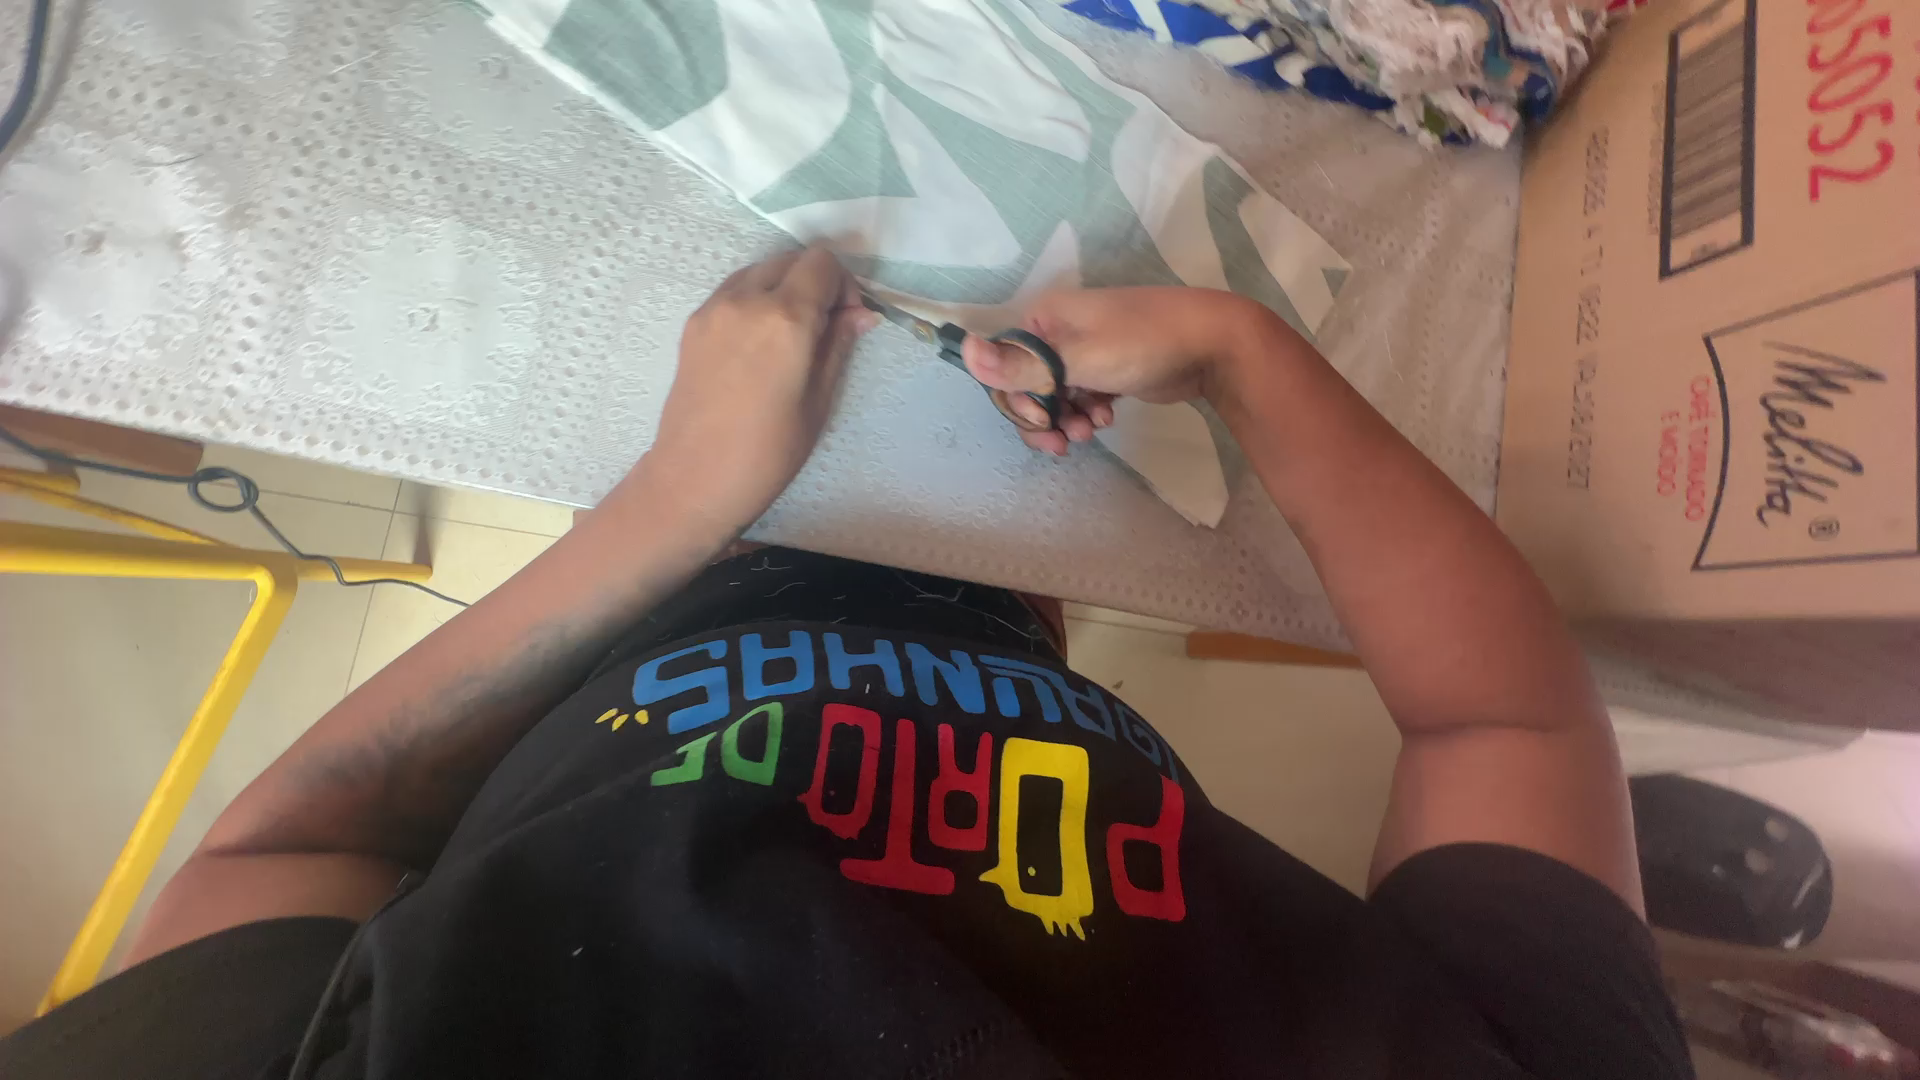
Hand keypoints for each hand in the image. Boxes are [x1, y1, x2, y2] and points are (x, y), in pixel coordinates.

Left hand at [635, 246, 877, 534]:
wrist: (696, 477)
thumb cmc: (769, 452)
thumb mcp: (818, 402)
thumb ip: (838, 346)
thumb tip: (861, 314)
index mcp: (785, 319)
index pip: (822, 265)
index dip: (845, 286)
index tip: (849, 320)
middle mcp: (746, 299)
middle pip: (791, 260)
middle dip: (817, 283)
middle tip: (826, 328)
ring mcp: (714, 308)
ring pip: (761, 270)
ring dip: (785, 287)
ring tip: (793, 336)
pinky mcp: (694, 323)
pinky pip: (734, 290)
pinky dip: (757, 299)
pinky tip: (762, 343)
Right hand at [961, 286, 1299, 455]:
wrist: (1213, 345)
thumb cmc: (1142, 343)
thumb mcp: (1079, 357)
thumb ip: (1022, 364)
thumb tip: (963, 349)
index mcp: (1044, 319)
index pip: (1006, 366)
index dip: (1017, 400)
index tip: (1044, 420)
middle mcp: (1057, 331)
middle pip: (1027, 386)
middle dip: (1044, 417)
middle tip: (1066, 441)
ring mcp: (1082, 351)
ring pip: (1053, 397)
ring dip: (1065, 420)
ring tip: (1090, 431)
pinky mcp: (1104, 370)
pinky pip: (1078, 398)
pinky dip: (1085, 413)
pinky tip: (1106, 418)